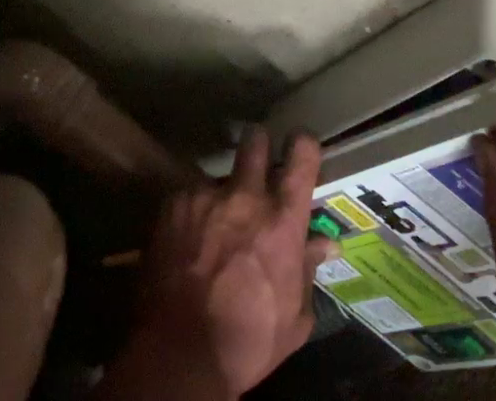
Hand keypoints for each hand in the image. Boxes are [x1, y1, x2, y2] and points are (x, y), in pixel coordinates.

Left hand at [101, 128, 333, 398]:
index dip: (304, 144)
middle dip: (258, 144)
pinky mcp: (171, 207)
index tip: (301, 143)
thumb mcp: (294, 316)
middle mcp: (244, 197)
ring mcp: (203, 198)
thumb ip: (308, 270)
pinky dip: (191, 212)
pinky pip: (187, 197)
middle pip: (254, 144)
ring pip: (216, 177)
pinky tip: (186, 238)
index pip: (302, 159)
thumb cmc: (249, 340)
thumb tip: (324, 243)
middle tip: (256, 157)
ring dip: (220, 194)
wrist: (181, 352)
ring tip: (212, 222)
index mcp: (282, 221)